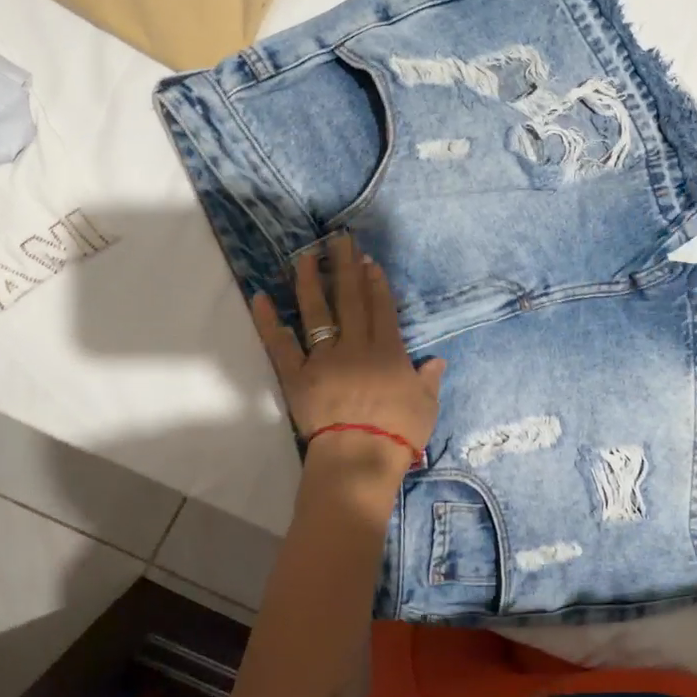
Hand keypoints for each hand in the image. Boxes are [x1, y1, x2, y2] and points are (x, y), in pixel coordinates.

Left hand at [251, 234, 446, 470]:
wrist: (359, 457)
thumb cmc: (399, 434)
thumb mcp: (426, 406)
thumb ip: (429, 380)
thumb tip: (436, 361)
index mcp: (388, 352)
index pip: (381, 309)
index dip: (374, 283)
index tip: (366, 260)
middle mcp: (355, 346)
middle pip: (350, 300)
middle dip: (345, 267)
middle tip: (339, 240)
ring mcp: (323, 359)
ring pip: (316, 312)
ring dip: (310, 281)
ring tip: (305, 256)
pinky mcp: (297, 376)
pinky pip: (279, 345)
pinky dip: (268, 321)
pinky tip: (260, 296)